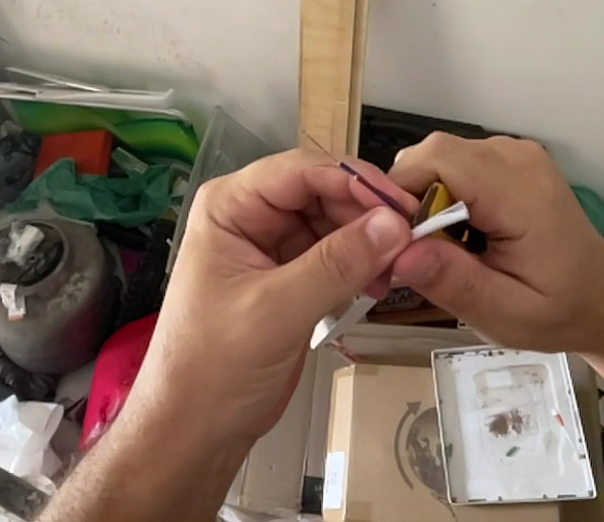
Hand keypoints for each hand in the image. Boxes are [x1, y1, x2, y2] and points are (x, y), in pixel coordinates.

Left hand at [124, 149, 416, 441]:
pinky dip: (359, 263)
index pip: (302, 170)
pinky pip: (334, 252)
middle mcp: (251, 212)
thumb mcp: (277, 310)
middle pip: (322, 190)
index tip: (402, 206)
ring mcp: (271, 242)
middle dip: (365, 213)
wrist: (193, 432)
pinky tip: (379, 283)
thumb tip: (395, 223)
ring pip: (333, 220)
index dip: (355, 181)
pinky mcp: (289, 273)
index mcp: (231, 204)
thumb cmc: (214, 368)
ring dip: (367, 240)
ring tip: (395, 270)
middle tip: (409, 242)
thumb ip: (337, 264)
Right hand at [389, 133, 603, 357]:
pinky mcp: (508, 155)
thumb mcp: (505, 315)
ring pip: (439, 154)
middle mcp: (515, 158)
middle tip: (413, 247)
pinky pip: (456, 159)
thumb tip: (400, 252)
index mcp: (519, 193)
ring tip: (438, 244)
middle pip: (434, 153)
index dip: (403, 190)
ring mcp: (513, 151)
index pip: (439, 159)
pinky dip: (442, 189)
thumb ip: (455, 283)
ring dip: (424, 194)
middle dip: (409, 196)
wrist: (602, 295)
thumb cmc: (558, 310)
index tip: (395, 237)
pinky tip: (457, 229)